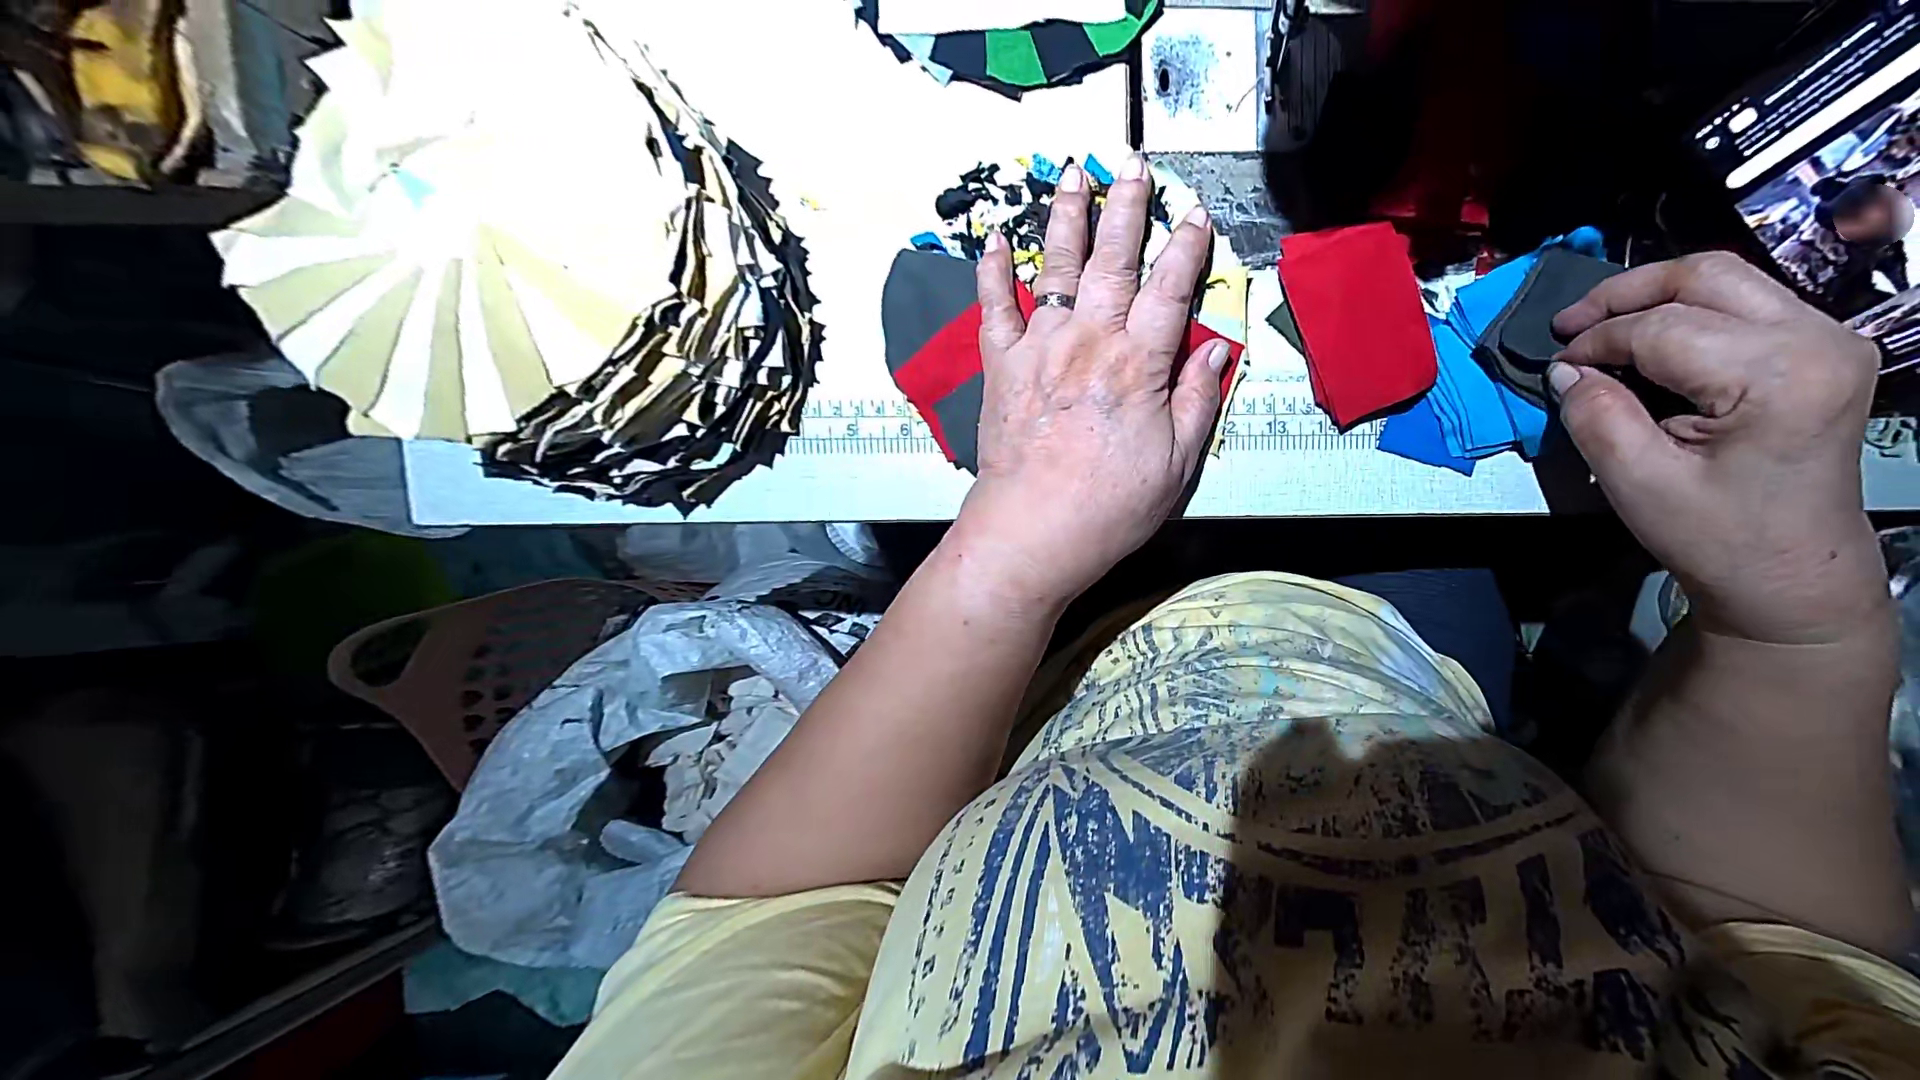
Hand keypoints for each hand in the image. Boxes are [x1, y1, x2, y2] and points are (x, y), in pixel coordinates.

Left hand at [947, 155, 1228, 612]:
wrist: (1032, 531)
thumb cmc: (1108, 507)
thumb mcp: (1176, 463)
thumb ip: (1195, 399)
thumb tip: (1217, 351)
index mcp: (1137, 366)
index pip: (1170, 290)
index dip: (1187, 249)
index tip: (1197, 216)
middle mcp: (1088, 344)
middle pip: (1113, 262)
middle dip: (1128, 208)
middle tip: (1135, 166)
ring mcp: (1039, 351)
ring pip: (1055, 270)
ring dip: (1066, 219)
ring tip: (1073, 174)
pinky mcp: (1000, 368)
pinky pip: (994, 309)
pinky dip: (992, 273)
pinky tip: (994, 241)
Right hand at [1551, 251, 1887, 644]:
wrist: (1788, 566)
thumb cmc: (1713, 531)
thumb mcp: (1634, 480)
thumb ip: (1596, 415)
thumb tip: (1568, 371)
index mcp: (1778, 375)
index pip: (1662, 328)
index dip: (1595, 341)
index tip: (1554, 369)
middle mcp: (1818, 340)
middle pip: (1707, 276)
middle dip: (1623, 293)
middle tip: (1566, 324)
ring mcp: (1828, 341)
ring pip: (1727, 281)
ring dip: (1650, 298)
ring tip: (1595, 329)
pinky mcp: (1818, 352)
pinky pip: (1741, 305)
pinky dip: (1679, 313)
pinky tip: (1641, 343)